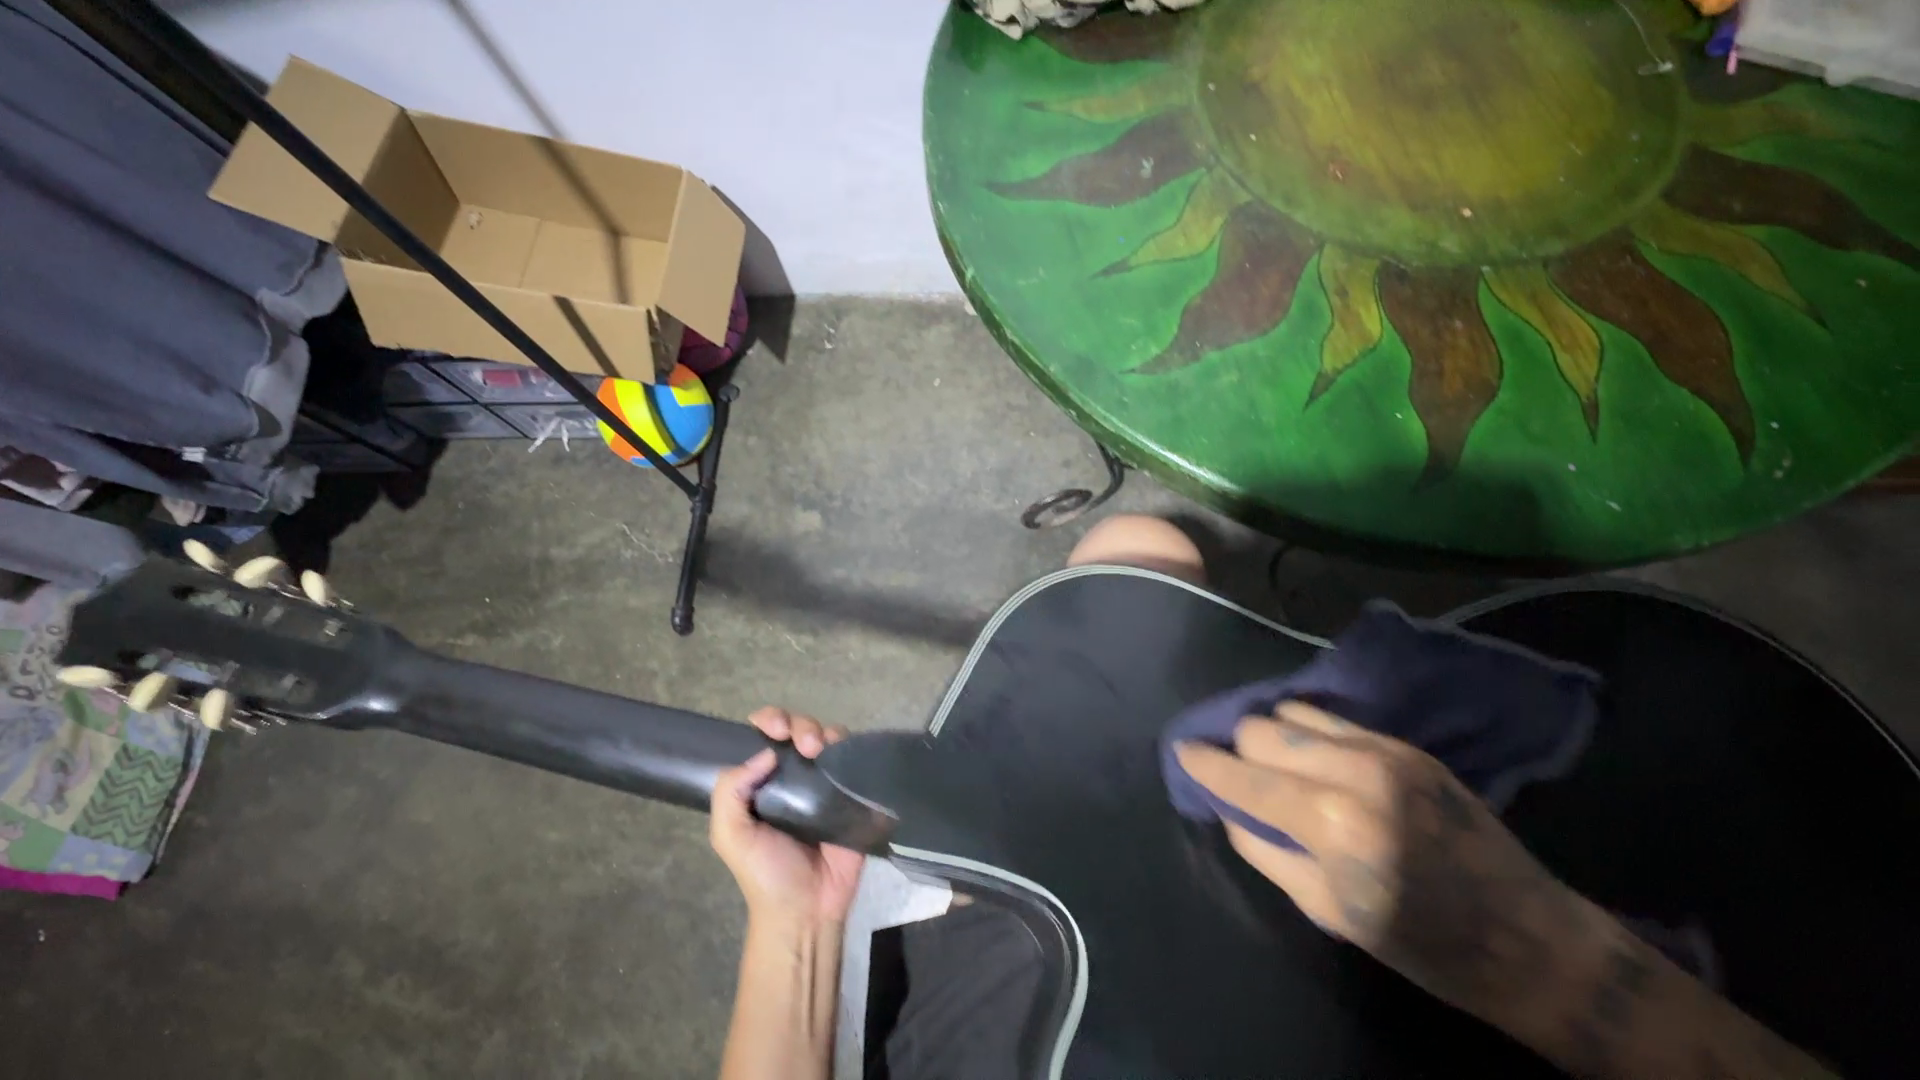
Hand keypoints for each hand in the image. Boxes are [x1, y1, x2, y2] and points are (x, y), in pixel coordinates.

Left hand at [711, 708, 865, 929]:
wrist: (805, 908)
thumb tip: (765, 753)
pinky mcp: (852, 795)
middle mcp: (792, 776)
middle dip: (800, 725)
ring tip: (821, 750)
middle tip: (805, 745)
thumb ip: (730, 792)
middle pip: (798, 729)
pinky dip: (851, 747)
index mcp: (762, 781)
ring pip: (827, 737)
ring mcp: (825, 783)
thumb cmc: (764, 873)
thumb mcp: (729, 835)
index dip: (770, 720)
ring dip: (824, 732)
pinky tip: (846, 755)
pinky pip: (855, 759)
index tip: (776, 729)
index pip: (763, 736)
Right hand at [1176, 701, 1580, 1027]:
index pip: (1244, 777)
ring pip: (1297, 713)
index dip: (1204, 765)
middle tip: (1232, 772)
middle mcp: (1356, 771)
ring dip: (1272, 734)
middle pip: (1263, 730)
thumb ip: (1266, 850)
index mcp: (1332, 823)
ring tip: (1271, 761)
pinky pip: (1337, 721)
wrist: (1528, 938)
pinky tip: (1310, 757)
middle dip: (1238, 750)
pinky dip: (1309, 733)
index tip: (1181, 753)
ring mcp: (1387, 751)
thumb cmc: (1420, 943)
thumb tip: (1230, 808)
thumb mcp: (1327, 909)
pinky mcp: (1410, 746)